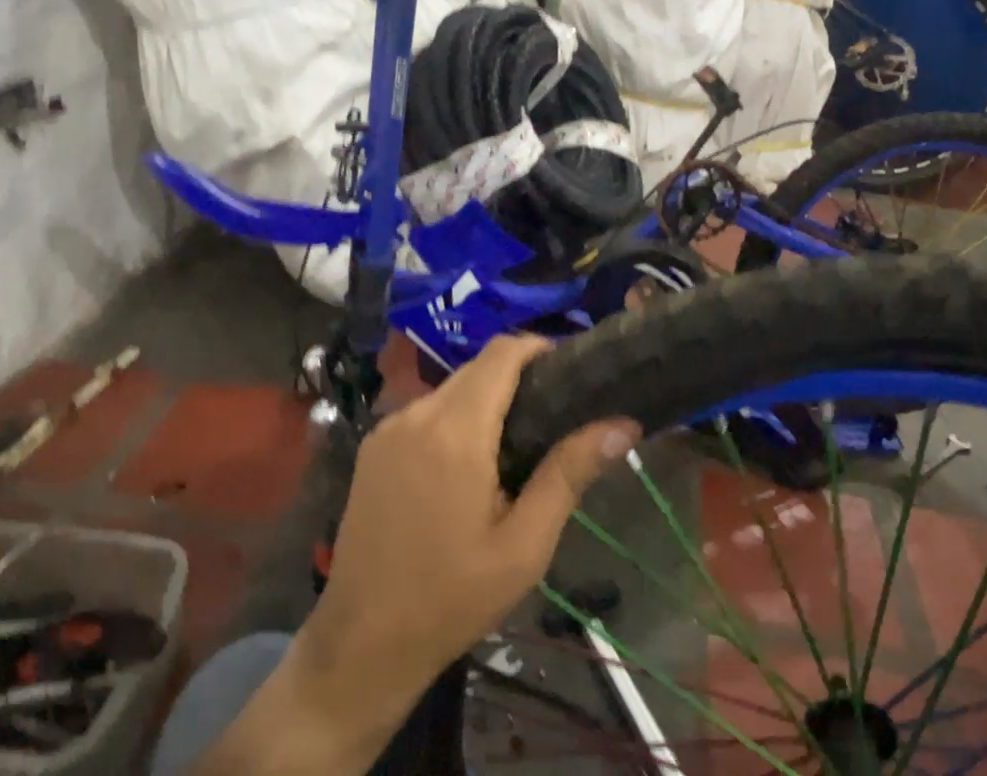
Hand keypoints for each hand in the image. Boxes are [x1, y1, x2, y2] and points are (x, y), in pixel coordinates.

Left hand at [303, 334, 640, 690]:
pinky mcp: (371, 449)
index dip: (539, 347)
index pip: (501, 353)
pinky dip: (454, 418)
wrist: (364, 639)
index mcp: (455, 431)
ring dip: (485, 399)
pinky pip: (423, 414)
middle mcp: (416, 415)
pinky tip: (472, 462)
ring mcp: (386, 430)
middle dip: (517, 376)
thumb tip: (622, 424)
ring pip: (448, 390)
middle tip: (558, 414)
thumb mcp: (524, 545)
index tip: (573, 368)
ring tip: (521, 442)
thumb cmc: (453, 597)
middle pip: (475, 368)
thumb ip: (569, 474)